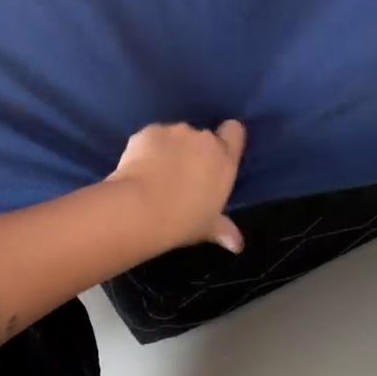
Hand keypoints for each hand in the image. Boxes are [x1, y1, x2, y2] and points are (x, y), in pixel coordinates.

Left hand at [108, 121, 246, 254]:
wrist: (141, 206)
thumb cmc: (183, 219)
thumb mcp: (207, 228)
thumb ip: (224, 229)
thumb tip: (236, 244)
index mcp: (223, 158)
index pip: (234, 131)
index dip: (227, 139)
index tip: (219, 154)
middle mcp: (201, 138)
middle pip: (202, 138)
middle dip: (194, 151)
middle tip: (183, 177)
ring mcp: (173, 131)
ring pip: (175, 136)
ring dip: (170, 149)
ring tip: (156, 174)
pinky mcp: (148, 131)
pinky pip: (152, 138)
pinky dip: (148, 149)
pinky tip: (139, 169)